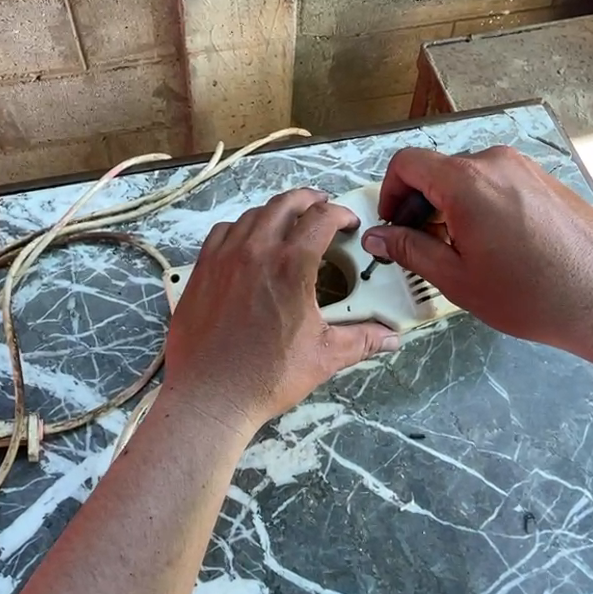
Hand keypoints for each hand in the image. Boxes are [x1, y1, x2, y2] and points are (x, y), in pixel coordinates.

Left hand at [161, 188, 401, 433]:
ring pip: (253, 214)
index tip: (347, 221)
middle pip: (285, 203)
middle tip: (320, 203)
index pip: (322, 219)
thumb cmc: (264, 377)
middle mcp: (257, 252)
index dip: (340, 213)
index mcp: (291, 266)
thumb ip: (362, 339)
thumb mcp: (324, 356)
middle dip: (308, 199)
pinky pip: (223, 231)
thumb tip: (388, 338)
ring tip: (288, 220)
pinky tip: (247, 239)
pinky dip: (241, 227)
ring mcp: (226, 257)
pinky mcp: (204, 268)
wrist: (211, 394)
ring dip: (275, 211)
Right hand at [363, 146, 592, 353]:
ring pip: (469, 177)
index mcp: (465, 180)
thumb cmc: (531, 295)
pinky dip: (485, 204)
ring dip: (453, 205)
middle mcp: (494, 162)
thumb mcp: (457, 279)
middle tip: (425, 246)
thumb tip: (376, 236)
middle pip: (438, 169)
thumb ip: (409, 250)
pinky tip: (503, 246)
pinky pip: (500, 182)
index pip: (406, 163)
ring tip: (467, 250)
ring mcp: (526, 167)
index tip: (393, 226)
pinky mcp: (548, 180)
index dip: (389, 193)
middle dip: (421, 203)